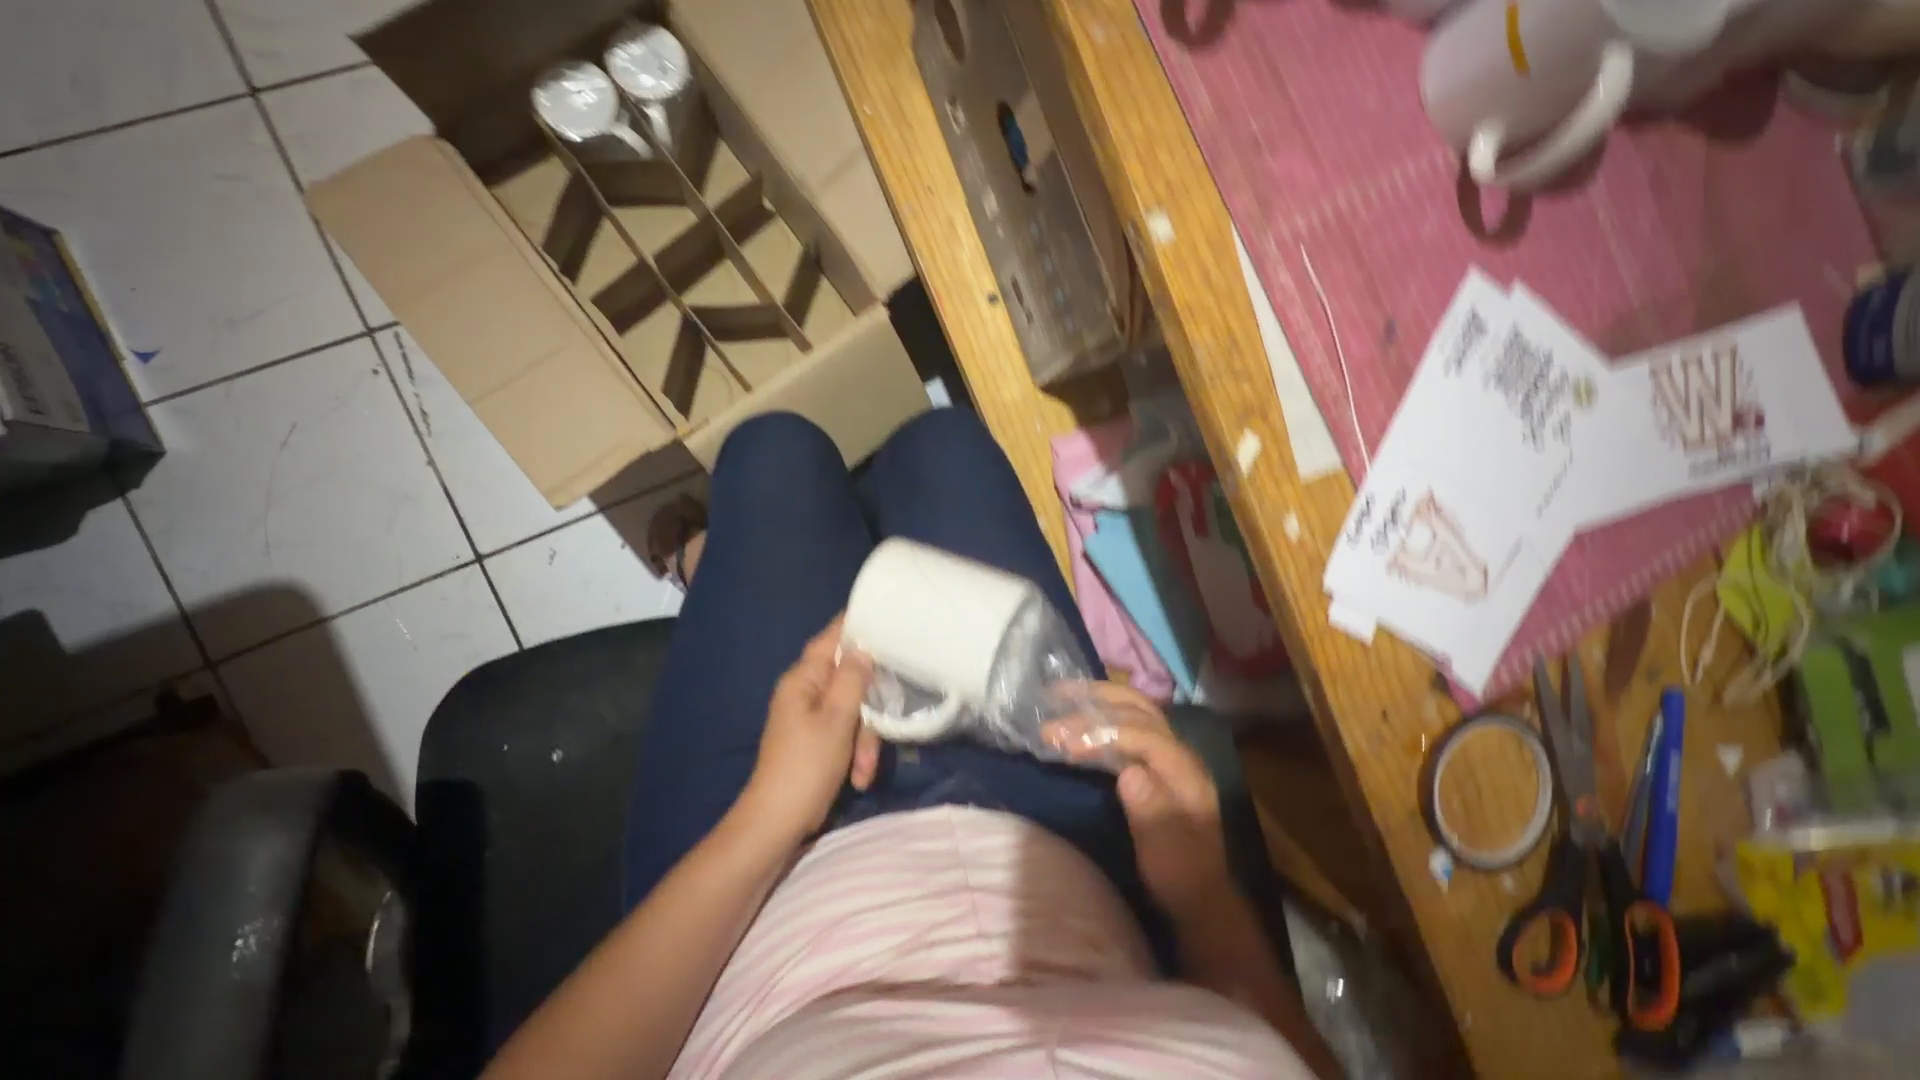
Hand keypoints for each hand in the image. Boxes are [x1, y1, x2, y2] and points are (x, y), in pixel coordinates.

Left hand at [741, 617, 874, 839]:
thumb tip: (863, 646)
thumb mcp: (837, 719)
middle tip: (878, 733)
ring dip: (864, 741)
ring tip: (864, 771)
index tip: (889, 620)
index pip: (832, 638)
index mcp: (804, 678)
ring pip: (853, 711)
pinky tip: (858, 778)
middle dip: (868, 711)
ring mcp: (810, 716)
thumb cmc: (807, 765)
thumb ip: (853, 679)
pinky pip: (845, 733)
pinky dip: (854, 754)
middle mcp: (806, 691)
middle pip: (851, 679)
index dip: (857, 626)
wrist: (778, 821)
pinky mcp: (817, 739)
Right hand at [1045, 683, 1233, 915]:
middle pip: (1140, 711)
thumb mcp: (1166, 852)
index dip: (1105, 732)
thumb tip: (1128, 772)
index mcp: (1185, 773)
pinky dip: (1102, 714)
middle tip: (1053, 702)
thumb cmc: (1180, 875)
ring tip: (1060, 695)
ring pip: (1135, 711)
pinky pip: (1129, 725)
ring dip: (1098, 700)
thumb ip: (1151, 812)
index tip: (1067, 741)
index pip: (1146, 735)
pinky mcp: (1156, 762)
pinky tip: (1080, 714)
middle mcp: (1179, 754)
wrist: (1199, 894)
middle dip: (1096, 704)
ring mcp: (1169, 755)